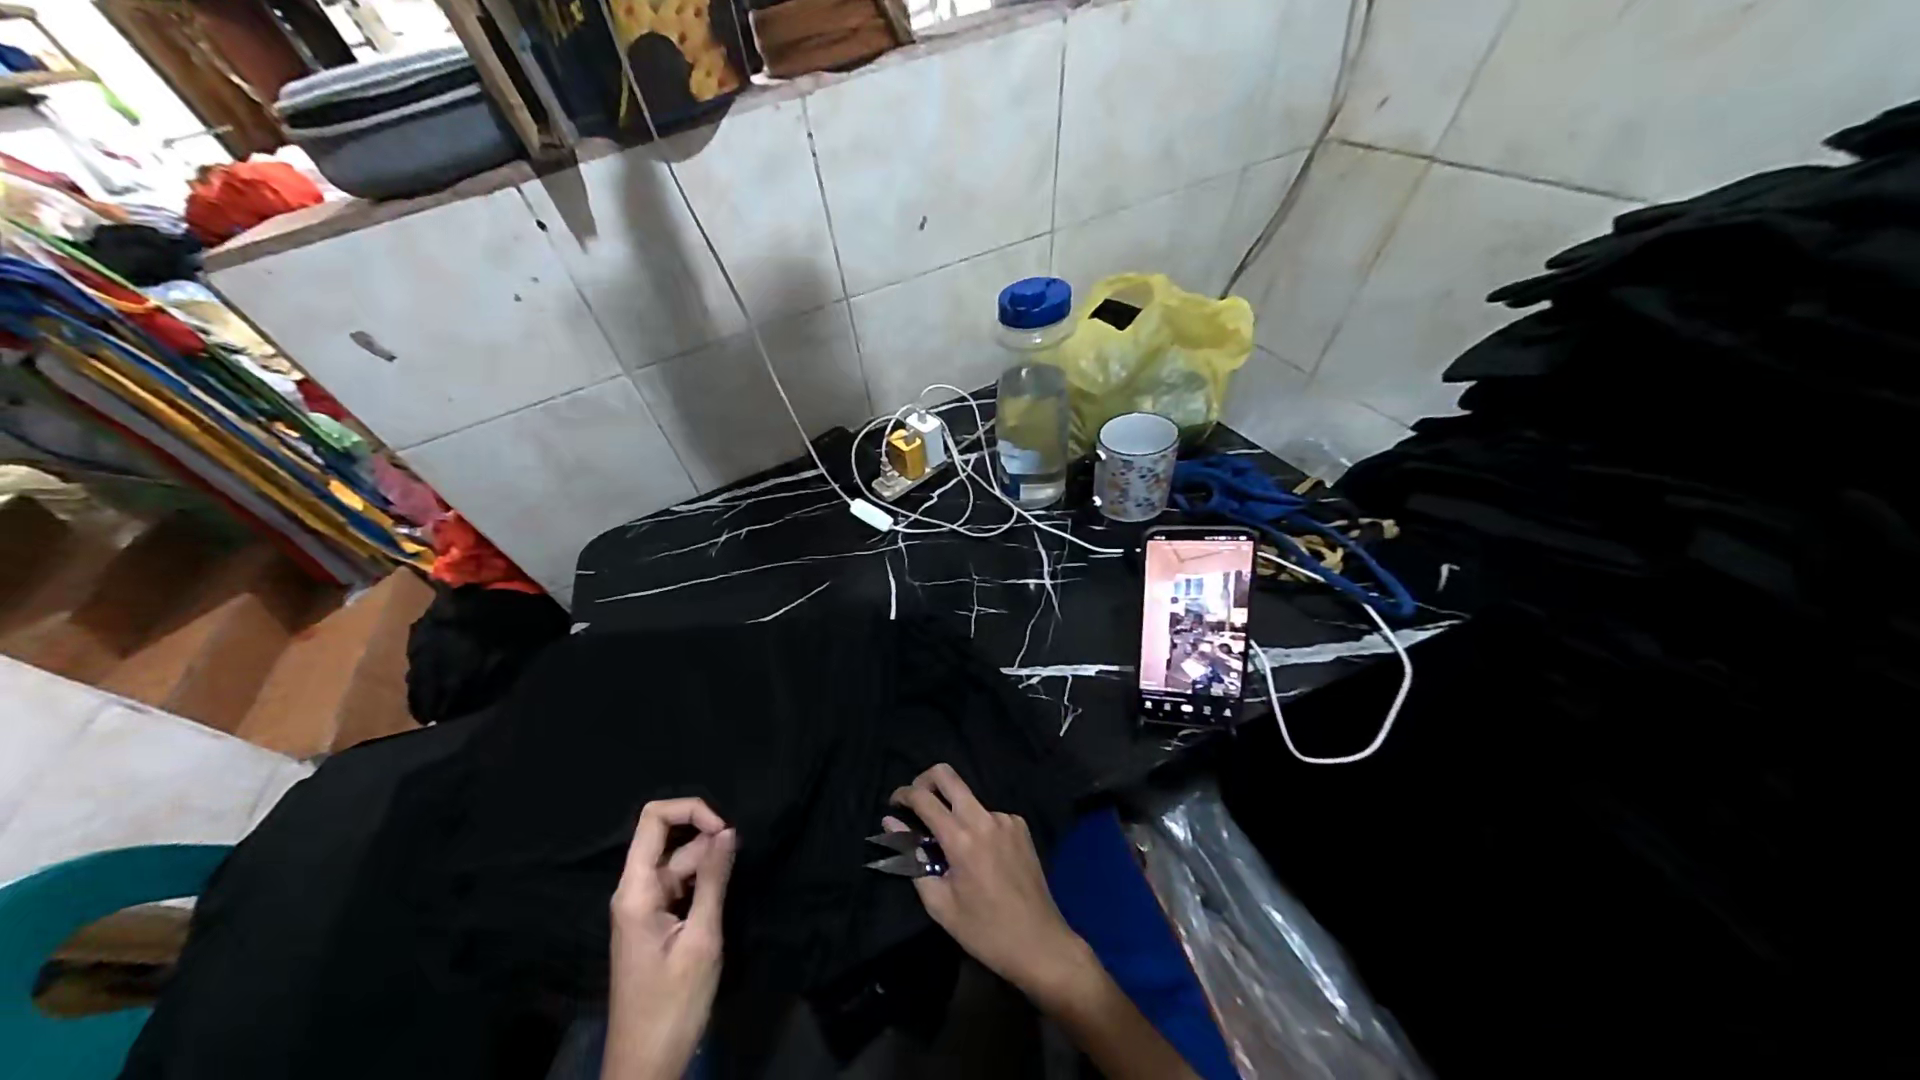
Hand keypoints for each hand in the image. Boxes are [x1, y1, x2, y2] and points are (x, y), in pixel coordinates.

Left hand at [604, 798, 736, 1079]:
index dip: (691, 810)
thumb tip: (728, 830)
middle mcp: (635, 891)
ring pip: (679, 862)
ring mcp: (644, 907)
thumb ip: (715, 880)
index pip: (653, 819)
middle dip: (708, 840)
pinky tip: (725, 892)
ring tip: (737, 880)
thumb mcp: (702, 938)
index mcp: (636, 890)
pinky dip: (704, 881)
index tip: (726, 830)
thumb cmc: (672, 1003)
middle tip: (740, 863)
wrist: (646, 1064)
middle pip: (670, 840)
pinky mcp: (655, 923)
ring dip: (709, 863)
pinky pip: (680, 885)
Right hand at [887, 764, 1091, 1001]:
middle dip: (925, 781)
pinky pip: (989, 816)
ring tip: (951, 849)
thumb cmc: (984, 930)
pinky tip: (979, 857)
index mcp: (961, 838)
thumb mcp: (939, 903)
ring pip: (969, 800)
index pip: (923, 798)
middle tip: (915, 803)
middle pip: (948, 776)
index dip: (903, 795)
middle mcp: (985, 818)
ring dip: (953, 812)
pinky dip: (976, 827)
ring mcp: (1006, 819)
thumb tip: (892, 824)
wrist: (1039, 943)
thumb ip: (912, 859)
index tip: (893, 804)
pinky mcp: (1021, 827)